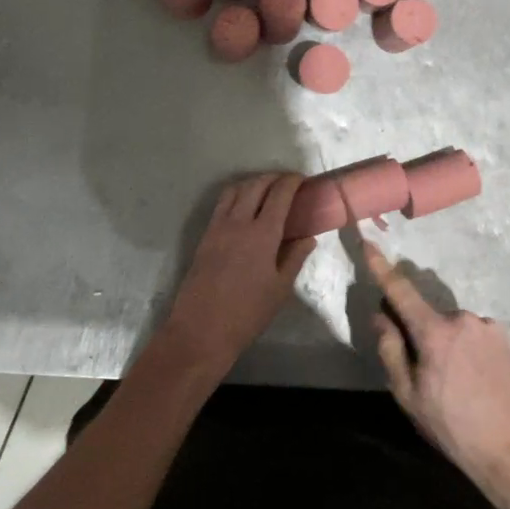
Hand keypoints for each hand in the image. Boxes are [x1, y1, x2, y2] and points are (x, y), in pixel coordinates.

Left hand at [159, 173, 316, 372]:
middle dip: (273, 178)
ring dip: (252, 183)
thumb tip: (308, 237)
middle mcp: (238, 222)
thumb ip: (295, 258)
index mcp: (262, 234)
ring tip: (265, 189)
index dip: (292, 181)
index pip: (279, 194)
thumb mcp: (280, 289)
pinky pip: (221, 204)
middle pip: (256, 185)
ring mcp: (218, 227)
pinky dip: (236, 195)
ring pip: (235, 190)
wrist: (201, 330)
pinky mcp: (205, 236)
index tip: (302, 179)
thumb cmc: (247, 314)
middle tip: (287, 182)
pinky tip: (243, 207)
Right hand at [365, 241, 509, 478]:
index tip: (367, 240)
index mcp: (434, 332)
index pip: (400, 290)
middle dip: (418, 332)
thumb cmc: (452, 426)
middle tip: (422, 372)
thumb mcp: (408, 395)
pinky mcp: (503, 336)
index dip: (380, 266)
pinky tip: (473, 378)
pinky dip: (465, 347)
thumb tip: (380, 315)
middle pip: (426, 314)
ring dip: (444, 341)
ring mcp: (485, 325)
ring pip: (450, 325)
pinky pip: (471, 333)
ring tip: (454, 383)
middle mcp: (461, 317)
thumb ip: (390, 350)